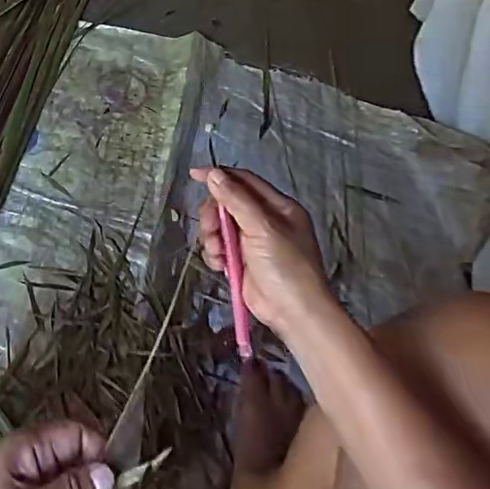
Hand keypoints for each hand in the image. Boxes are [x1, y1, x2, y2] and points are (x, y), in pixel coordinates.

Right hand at [191, 167, 330, 333]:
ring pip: (219, 226)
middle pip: (227, 204)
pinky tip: (220, 265)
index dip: (219, 176)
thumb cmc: (286, 267)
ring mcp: (252, 242)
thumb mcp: (263, 228)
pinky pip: (218, 247)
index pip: (244, 181)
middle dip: (213, 215)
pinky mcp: (241, 261)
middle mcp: (264, 220)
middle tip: (211, 230)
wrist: (295, 314)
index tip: (194, 175)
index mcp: (277, 207)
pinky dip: (215, 254)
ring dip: (212, 237)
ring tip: (218, 253)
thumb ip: (236, 199)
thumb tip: (213, 174)